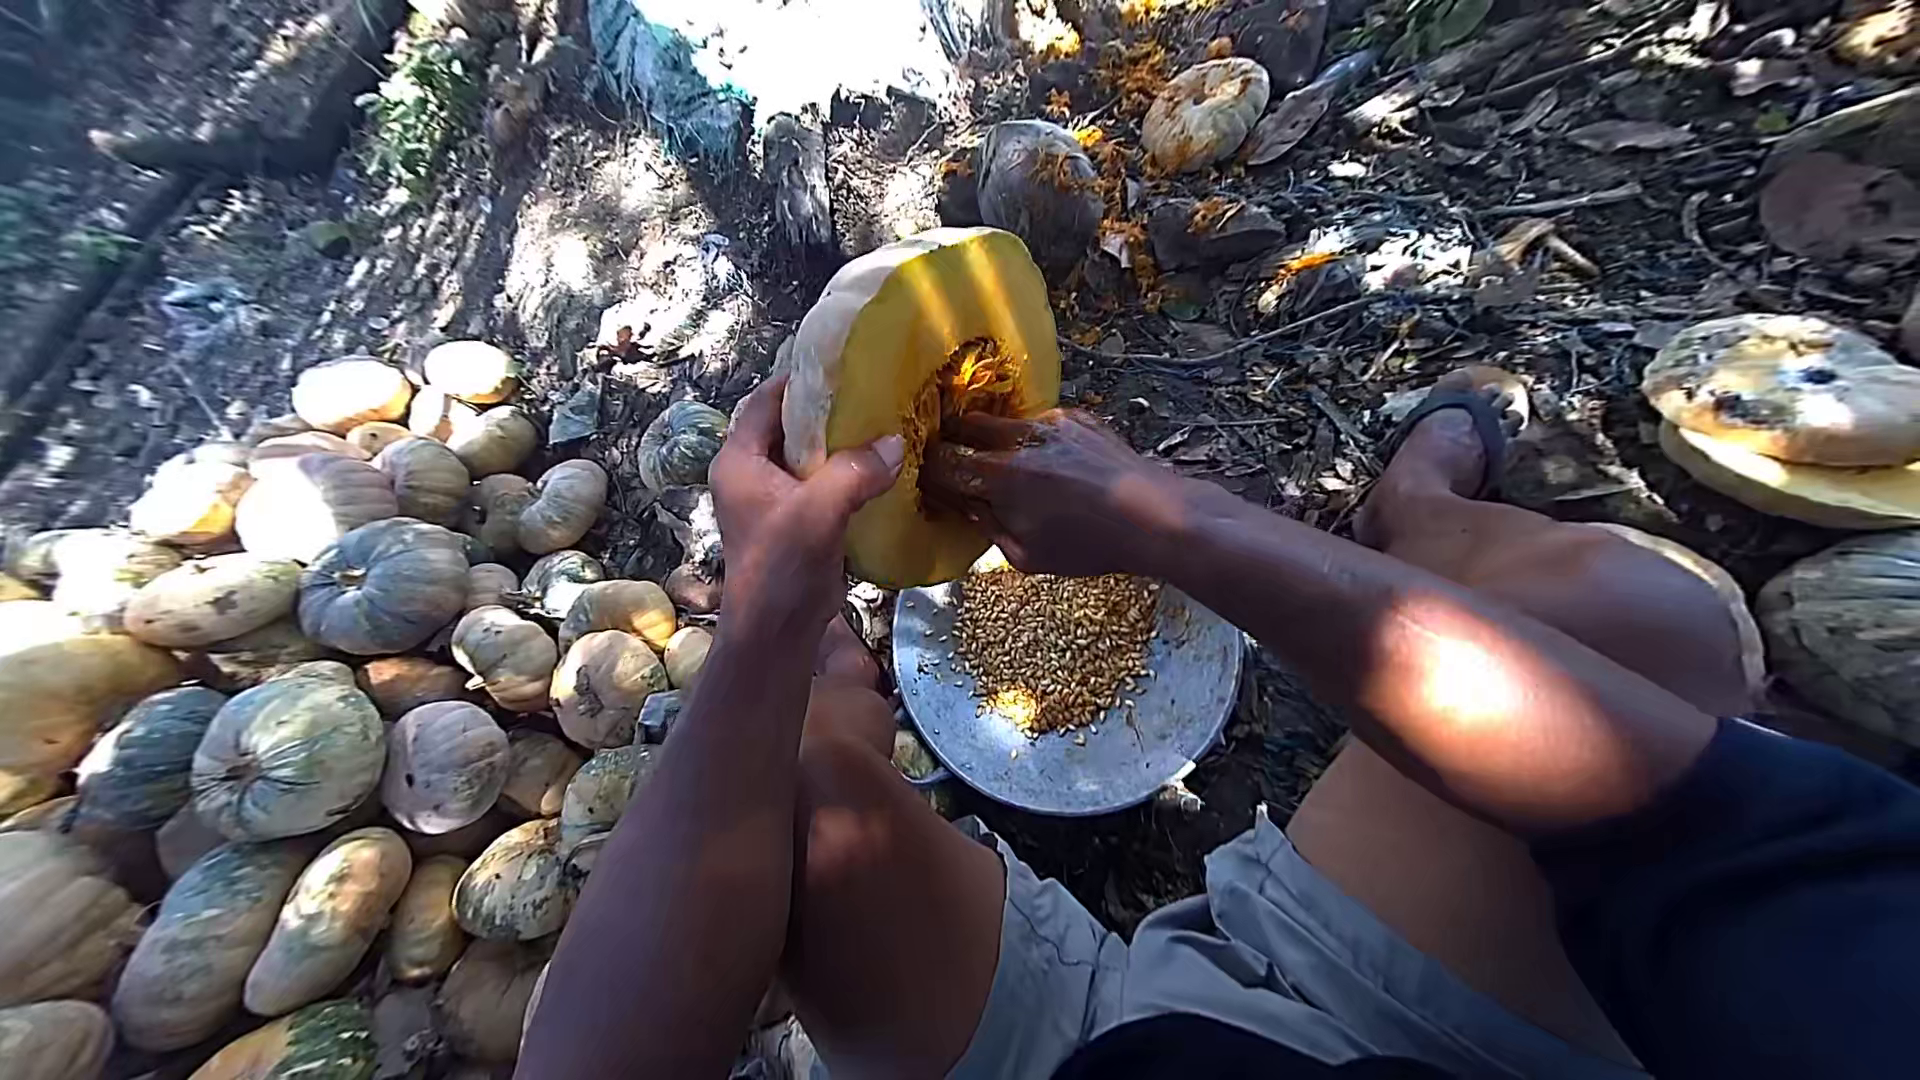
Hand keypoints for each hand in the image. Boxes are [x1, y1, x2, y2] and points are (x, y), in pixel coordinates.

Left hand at [711, 375, 904, 633]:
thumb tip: (896, 442)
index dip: (798, 381)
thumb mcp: (818, 511)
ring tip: (882, 429)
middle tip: (872, 397)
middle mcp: (752, 474)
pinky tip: (879, 470)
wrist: (777, 631)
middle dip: (828, 413)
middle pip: (790, 428)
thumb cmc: (782, 566)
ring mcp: (774, 499)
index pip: (765, 403)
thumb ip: (856, 472)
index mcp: (740, 461)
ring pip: (810, 458)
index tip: (841, 368)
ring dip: (842, 446)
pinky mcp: (797, 521)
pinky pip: (823, 484)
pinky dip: (848, 474)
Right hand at [921, 409, 1184, 576]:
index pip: (944, 463)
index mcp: (1002, 478)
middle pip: (963, 424)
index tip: (927, 478)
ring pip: (998, 418)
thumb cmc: (1090, 547)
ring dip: (987, 436)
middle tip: (953, 461)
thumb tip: (963, 504)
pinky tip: (1044, 460)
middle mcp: (1020, 440)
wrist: (1155, 516)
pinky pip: (1035, 420)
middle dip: (951, 441)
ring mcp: (1050, 422)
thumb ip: (986, 525)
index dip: (929, 471)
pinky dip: (1026, 437)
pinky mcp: (1075, 416)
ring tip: (999, 460)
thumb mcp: (1027, 556)